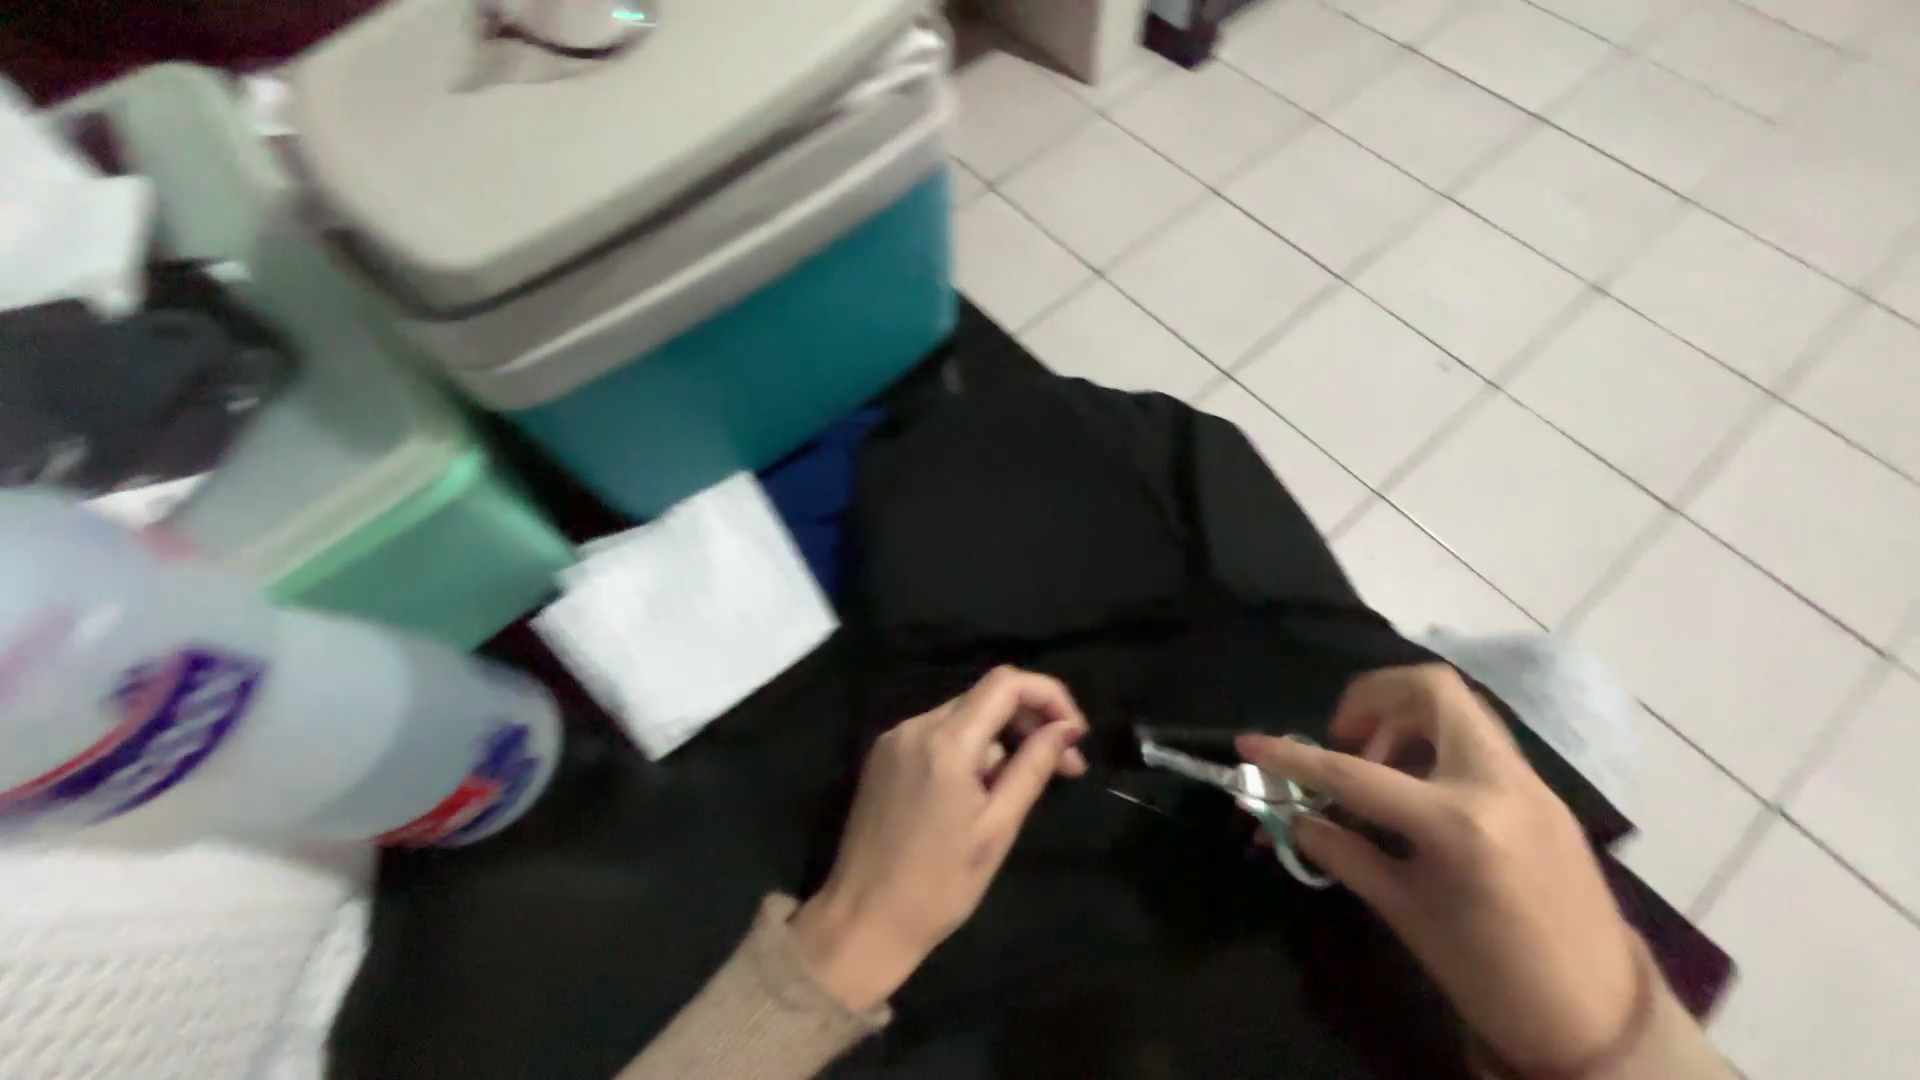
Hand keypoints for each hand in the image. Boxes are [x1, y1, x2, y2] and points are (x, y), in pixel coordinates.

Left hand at [791, 667, 1089, 1011]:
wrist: (863, 921)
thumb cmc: (939, 885)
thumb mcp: (998, 828)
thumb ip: (1033, 766)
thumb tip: (1066, 728)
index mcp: (945, 742)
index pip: (1006, 682)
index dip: (1049, 696)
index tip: (1076, 735)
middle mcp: (915, 726)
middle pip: (985, 696)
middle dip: (1030, 722)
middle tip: (1065, 766)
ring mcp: (894, 739)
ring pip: (964, 716)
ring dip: (1000, 740)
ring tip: (1017, 790)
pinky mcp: (884, 757)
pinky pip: (938, 735)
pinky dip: (969, 749)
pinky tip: (979, 791)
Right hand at [1236, 665, 1638, 1073]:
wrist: (1601, 1021)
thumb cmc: (1489, 976)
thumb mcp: (1405, 913)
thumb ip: (1343, 852)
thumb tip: (1293, 818)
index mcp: (1459, 824)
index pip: (1355, 774)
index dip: (1293, 758)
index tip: (1250, 743)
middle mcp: (1499, 785)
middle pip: (1432, 690)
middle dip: (1372, 697)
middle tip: (1343, 736)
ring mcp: (1529, 784)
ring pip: (1459, 710)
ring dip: (1405, 718)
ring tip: (1375, 764)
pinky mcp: (1543, 794)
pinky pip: (1477, 742)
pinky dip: (1433, 744)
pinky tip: (1414, 789)